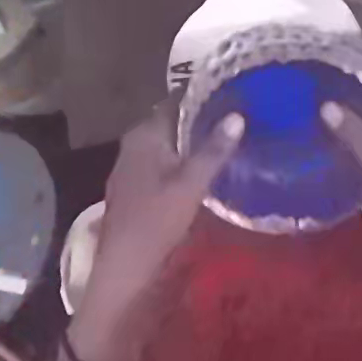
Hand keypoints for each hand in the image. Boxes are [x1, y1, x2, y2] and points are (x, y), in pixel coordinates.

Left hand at [69, 97, 242, 360]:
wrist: (124, 266)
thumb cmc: (156, 220)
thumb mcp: (191, 184)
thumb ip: (213, 149)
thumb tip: (237, 115)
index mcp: (144, 133)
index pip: (175, 101)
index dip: (201, 97)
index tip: (230, 93)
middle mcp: (133, 141)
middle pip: (171, 121)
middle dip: (199, 119)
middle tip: (235, 117)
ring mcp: (130, 164)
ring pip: (166, 142)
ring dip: (190, 141)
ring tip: (226, 139)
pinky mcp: (133, 184)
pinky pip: (161, 160)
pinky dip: (180, 159)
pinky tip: (202, 168)